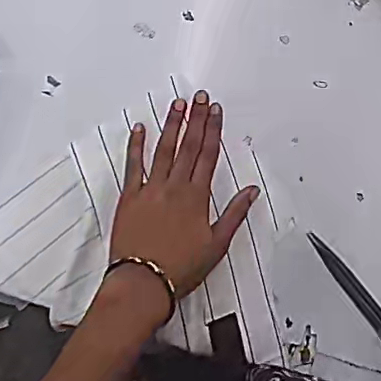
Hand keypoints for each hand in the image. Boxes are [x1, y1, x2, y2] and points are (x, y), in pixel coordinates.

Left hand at [106, 90, 258, 305]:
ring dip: (171, 125)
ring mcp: (151, 190)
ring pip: (164, 149)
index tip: (215, 111)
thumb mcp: (217, 244)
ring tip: (177, 105)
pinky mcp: (130, 197)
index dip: (213, 130)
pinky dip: (136, 146)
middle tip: (200, 98)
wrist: (143, 282)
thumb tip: (250, 192)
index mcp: (197, 197)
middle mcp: (175, 188)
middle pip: (188, 146)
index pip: (208, 154)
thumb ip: (234, 213)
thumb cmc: (180, 268)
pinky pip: (134, 165)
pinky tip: (140, 129)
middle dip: (196, 119)